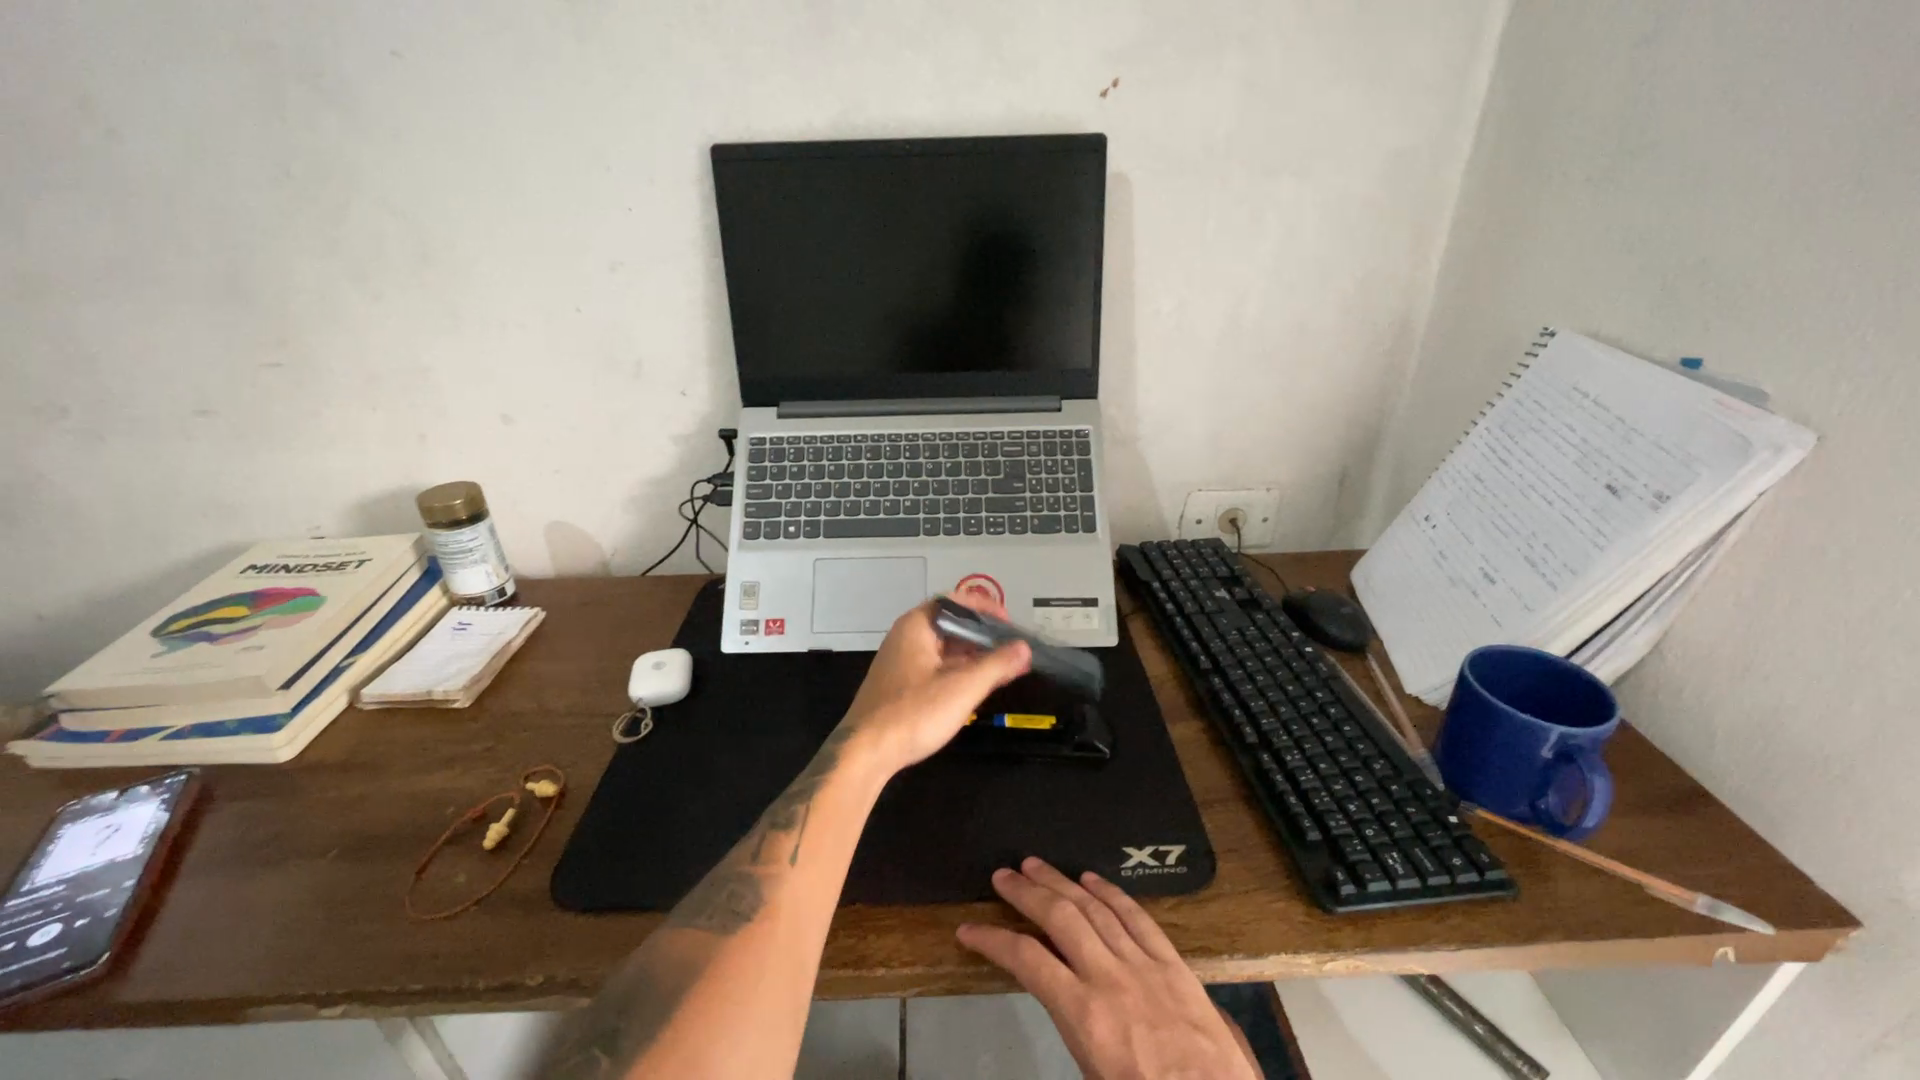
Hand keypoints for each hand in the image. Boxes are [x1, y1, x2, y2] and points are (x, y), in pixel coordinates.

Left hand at [838, 594, 1031, 774]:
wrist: (866, 752)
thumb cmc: (914, 713)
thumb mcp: (962, 688)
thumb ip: (996, 665)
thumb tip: (1024, 648)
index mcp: (916, 626)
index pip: (955, 601)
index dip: (985, 608)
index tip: (1010, 623)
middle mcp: (906, 637)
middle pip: (950, 625)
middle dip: (984, 636)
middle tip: (1013, 650)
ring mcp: (901, 662)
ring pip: (944, 649)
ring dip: (974, 656)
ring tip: (1004, 669)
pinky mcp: (900, 685)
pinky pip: (935, 667)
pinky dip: (959, 671)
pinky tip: (976, 687)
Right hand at [957, 858, 1259, 1079]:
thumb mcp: (1091, 1070)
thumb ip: (1071, 1026)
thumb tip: (1055, 998)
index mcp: (1083, 1013)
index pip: (1026, 960)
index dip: (992, 941)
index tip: (968, 931)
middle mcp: (1109, 977)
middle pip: (1060, 918)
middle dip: (1026, 892)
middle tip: (1002, 875)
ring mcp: (1144, 965)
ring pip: (1096, 909)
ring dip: (1062, 883)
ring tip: (1037, 866)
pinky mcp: (1174, 965)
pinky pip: (1138, 918)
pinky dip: (1112, 893)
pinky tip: (1093, 879)